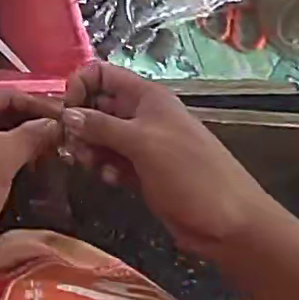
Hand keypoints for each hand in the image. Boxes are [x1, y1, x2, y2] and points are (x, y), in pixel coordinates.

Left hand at [0, 90, 62, 254]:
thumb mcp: (4, 157)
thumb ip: (33, 135)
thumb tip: (62, 124)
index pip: (12, 94)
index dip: (42, 105)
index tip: (72, 119)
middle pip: (9, 110)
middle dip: (37, 122)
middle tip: (70, 135)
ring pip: (6, 129)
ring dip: (31, 138)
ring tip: (61, 148)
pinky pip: (0, 145)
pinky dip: (20, 151)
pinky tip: (41, 161)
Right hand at [59, 62, 280, 255]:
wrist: (231, 225)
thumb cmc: (190, 172)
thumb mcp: (143, 143)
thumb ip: (101, 126)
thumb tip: (67, 114)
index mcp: (145, 96)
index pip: (101, 73)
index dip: (80, 85)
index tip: (67, 110)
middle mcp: (140, 114)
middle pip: (96, 104)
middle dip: (79, 121)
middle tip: (70, 144)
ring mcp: (141, 144)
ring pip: (99, 134)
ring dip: (88, 146)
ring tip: (86, 163)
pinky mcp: (140, 171)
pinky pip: (110, 159)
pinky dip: (103, 166)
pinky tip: (108, 179)